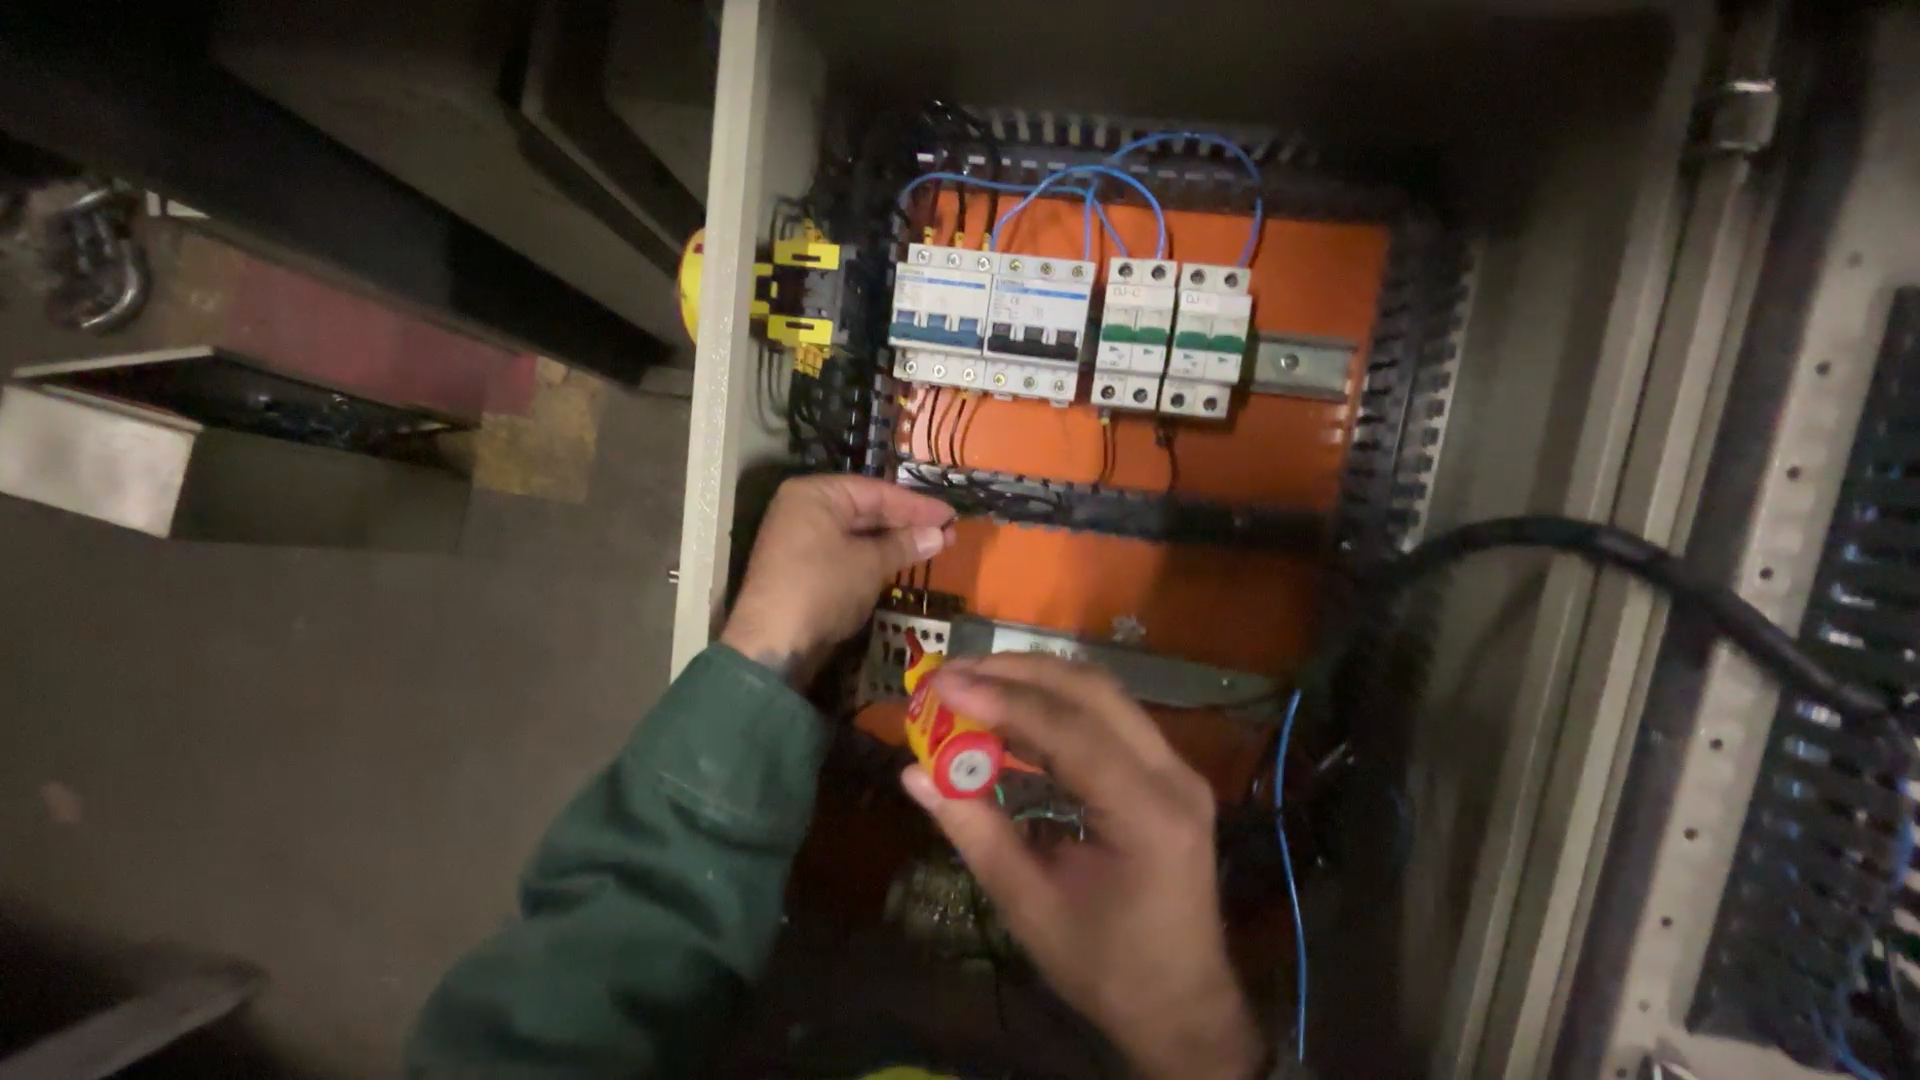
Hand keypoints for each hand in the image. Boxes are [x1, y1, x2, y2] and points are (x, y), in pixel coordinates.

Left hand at [720, 474, 953, 683]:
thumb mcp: (870, 564)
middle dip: (907, 523)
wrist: (773, 643)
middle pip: (865, 509)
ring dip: (893, 541)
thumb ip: (905, 544)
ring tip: (932, 546)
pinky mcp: (803, 567)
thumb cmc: (823, 587)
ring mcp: (801, 538)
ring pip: (856, 532)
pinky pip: (845, 552)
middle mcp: (804, 508)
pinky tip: (900, 562)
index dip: (917, 505)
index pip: (876, 491)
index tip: (951, 515)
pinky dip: (872, 557)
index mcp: (815, 494)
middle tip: (946, 532)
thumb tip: (939, 534)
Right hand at [899, 655, 1265, 1079]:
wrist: (1181, 1005)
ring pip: (1103, 695)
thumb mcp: (1029, 907)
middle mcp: (1174, 777)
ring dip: (1036, 681)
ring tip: (973, 683)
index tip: (943, 683)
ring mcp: (1177, 770)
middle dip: (1018, 672)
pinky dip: (1055, 707)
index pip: (1072, 733)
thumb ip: (974, 831)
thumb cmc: (1106, 969)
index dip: (1004, 700)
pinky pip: (1108, 718)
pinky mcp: (1167, 773)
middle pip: (1094, 692)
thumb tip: (913, 773)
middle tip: (952, 672)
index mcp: (1149, 816)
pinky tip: (1011, 714)